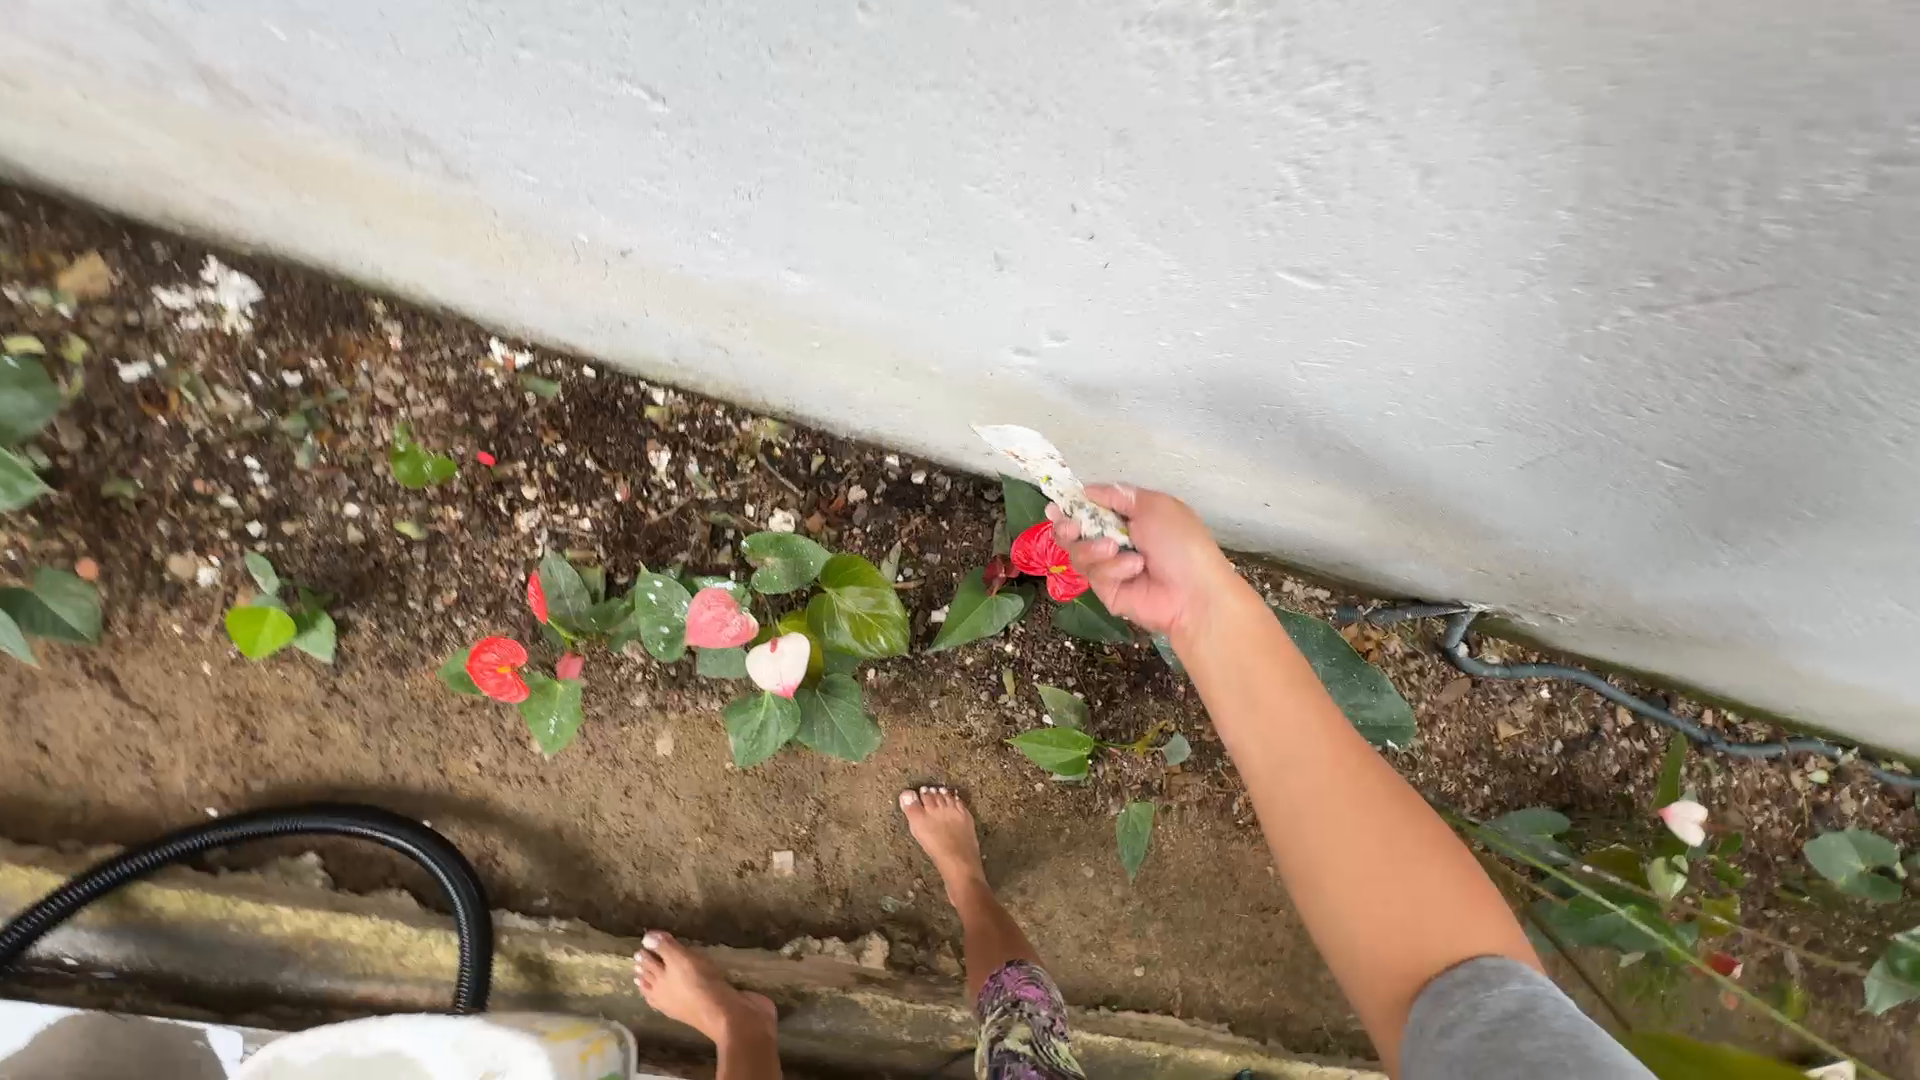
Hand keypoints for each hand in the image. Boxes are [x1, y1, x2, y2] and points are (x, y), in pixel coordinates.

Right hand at [1050, 484, 1240, 640]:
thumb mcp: (1154, 506)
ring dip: (1093, 548)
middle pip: (1074, 532)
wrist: (1193, 592)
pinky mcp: (1105, 589)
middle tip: (1071, 527)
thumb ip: (1119, 495)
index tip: (1057, 505)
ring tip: (1114, 548)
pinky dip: (1112, 568)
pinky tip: (1134, 568)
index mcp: (1129, 517)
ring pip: (1078, 552)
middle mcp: (1114, 540)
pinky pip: (1093, 573)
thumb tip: (1088, 490)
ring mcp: (1108, 566)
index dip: (1073, 506)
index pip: (1091, 508)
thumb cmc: (1180, 542)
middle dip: (1068, 527)